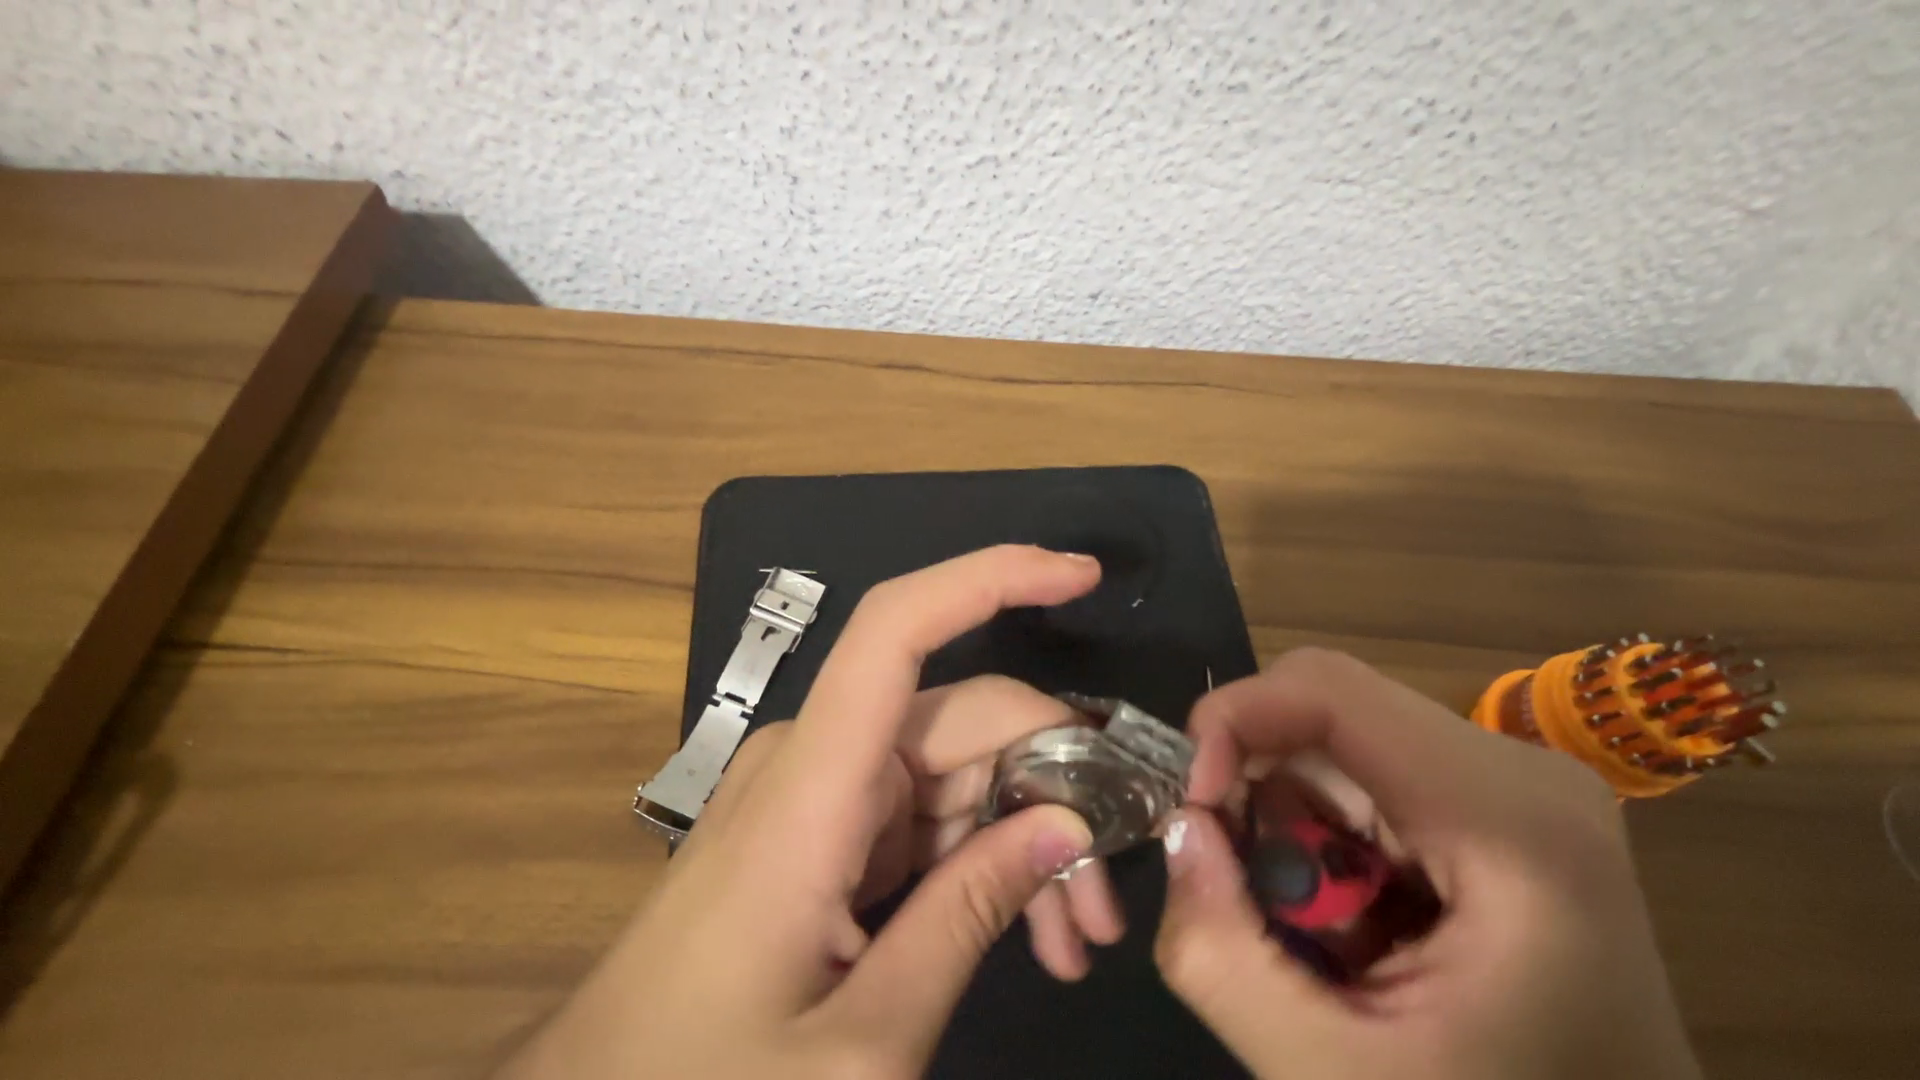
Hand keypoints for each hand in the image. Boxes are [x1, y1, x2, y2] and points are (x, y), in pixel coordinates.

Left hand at [496, 546, 1121, 1079]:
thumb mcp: (864, 1040)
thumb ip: (968, 916)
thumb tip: (1067, 824)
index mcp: (812, 789)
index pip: (896, 629)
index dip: (990, 578)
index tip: (1081, 576)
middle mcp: (816, 762)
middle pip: (964, 719)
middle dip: (1055, 785)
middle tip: (1107, 906)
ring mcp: (818, 792)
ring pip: (957, 771)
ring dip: (1025, 838)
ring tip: (1073, 941)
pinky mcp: (822, 828)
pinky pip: (925, 812)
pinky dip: (980, 859)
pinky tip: (1025, 931)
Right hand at [1155, 648, 1700, 1079]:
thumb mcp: (1331, 1075)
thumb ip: (1221, 956)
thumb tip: (1178, 829)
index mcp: (1509, 821)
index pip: (1329, 691)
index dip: (1233, 721)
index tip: (1190, 806)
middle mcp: (1521, 773)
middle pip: (1329, 707)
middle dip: (1252, 778)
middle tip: (1229, 876)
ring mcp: (1516, 786)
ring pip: (1338, 740)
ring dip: (1284, 815)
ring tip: (1300, 921)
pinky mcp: (1499, 805)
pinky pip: (1366, 774)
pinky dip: (1320, 830)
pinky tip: (1344, 913)